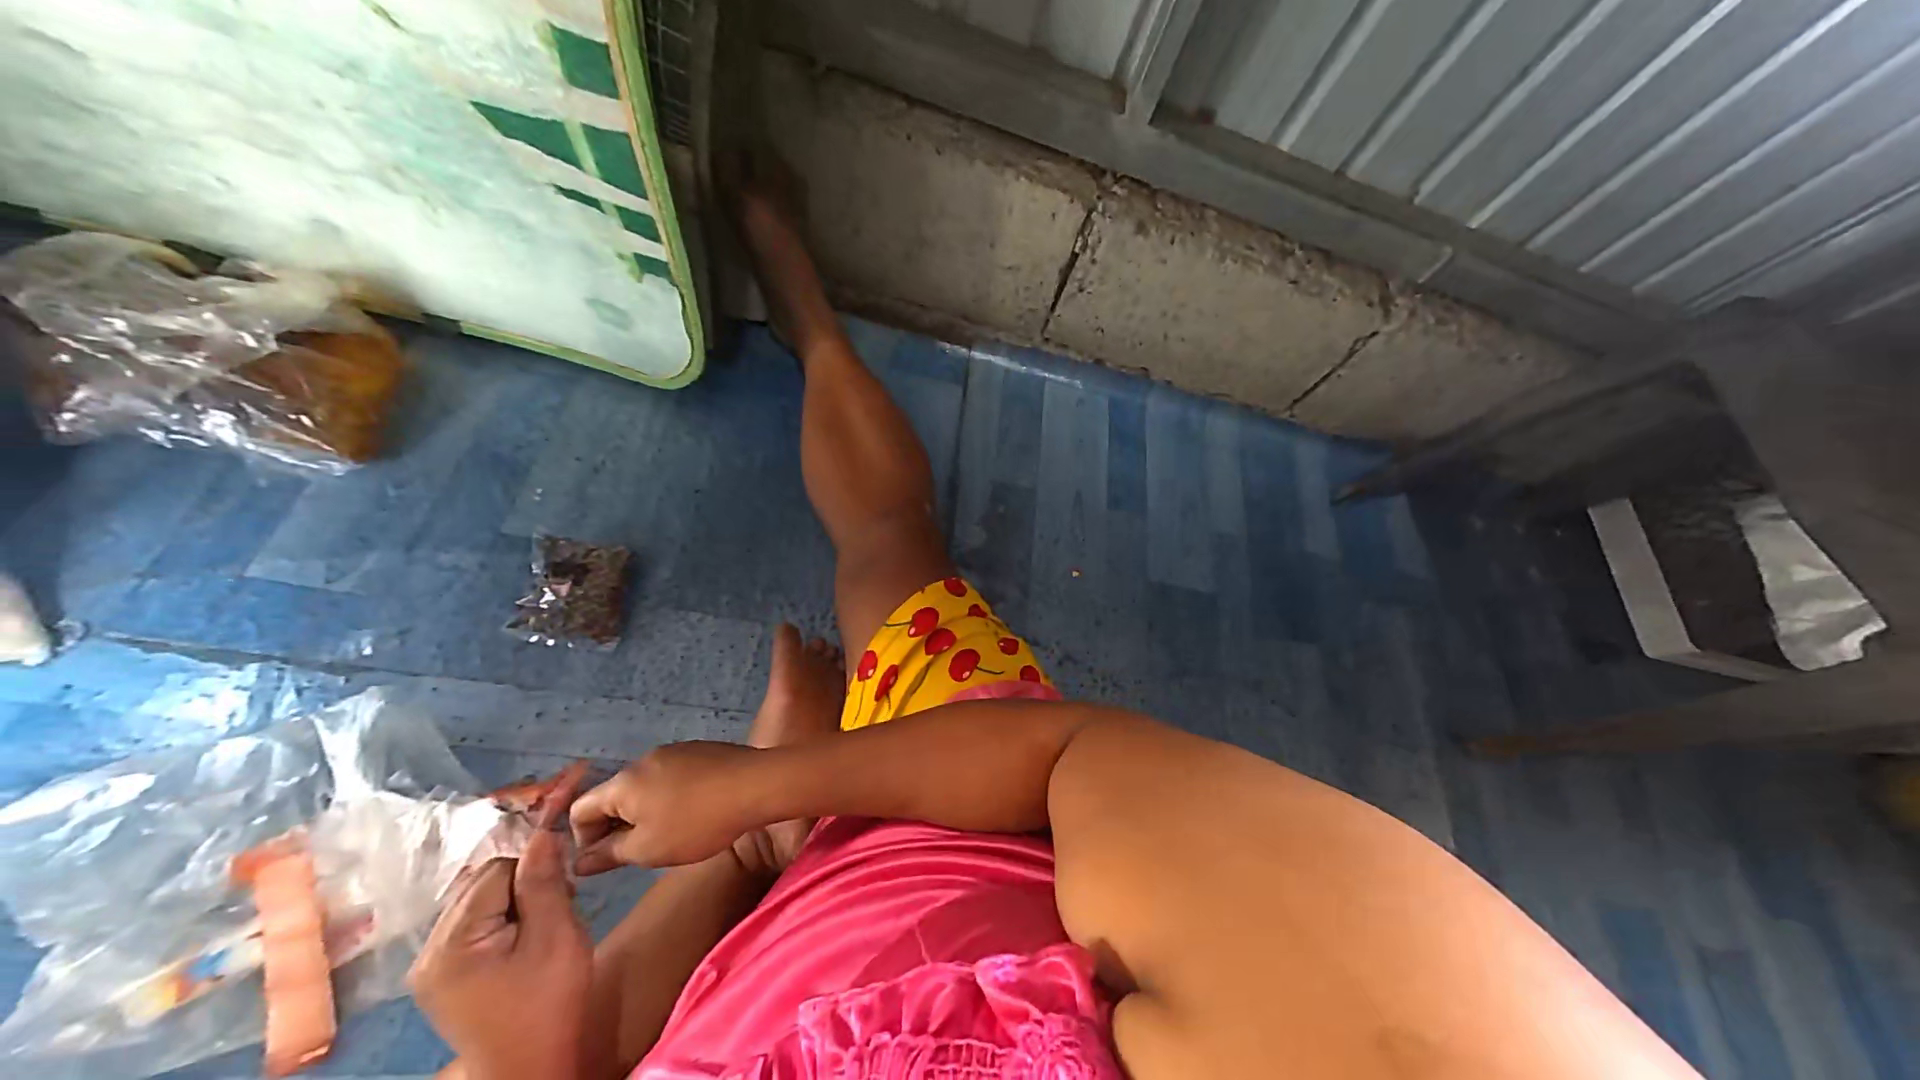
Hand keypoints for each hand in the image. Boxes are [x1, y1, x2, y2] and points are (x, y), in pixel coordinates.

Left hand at [410, 797, 590, 1079]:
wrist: (531, 1068)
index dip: (534, 869)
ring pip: (477, 899)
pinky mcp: (441, 977)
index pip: (496, 869)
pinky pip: (472, 923)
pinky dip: (502, 919)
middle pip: (481, 881)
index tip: (564, 886)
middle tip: (558, 906)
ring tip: (543, 924)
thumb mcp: (556, 934)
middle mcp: (428, 951)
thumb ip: (544, 880)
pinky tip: (524, 938)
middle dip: (522, 882)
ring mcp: (430, 966)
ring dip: (513, 899)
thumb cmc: (549, 1000)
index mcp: (452, 943)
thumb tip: (542, 830)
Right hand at [570, 742, 767, 873]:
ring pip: (645, 786)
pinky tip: (696, 813)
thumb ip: (609, 855)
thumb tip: (579, 861)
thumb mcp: (649, 849)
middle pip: (614, 795)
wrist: (757, 784)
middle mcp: (644, 759)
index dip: (584, 840)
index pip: (580, 809)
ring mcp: (675, 751)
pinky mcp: (701, 751)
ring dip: (647, 812)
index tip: (608, 859)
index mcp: (623, 781)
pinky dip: (672, 797)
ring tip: (672, 834)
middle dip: (618, 826)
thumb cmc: (698, 822)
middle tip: (641, 852)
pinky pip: (672, 776)